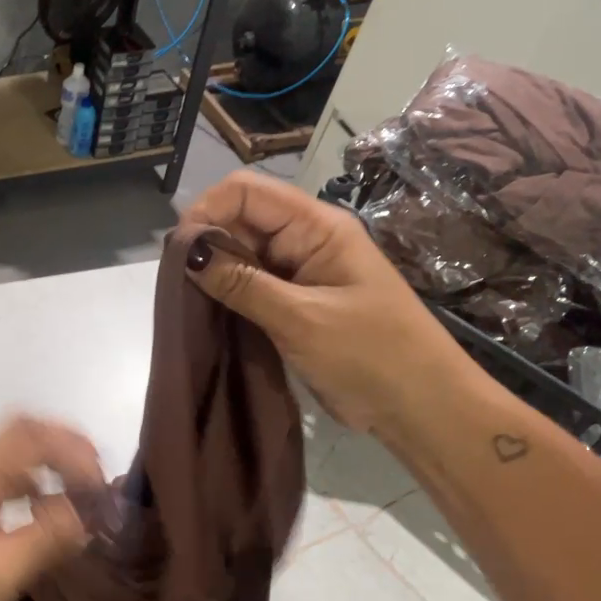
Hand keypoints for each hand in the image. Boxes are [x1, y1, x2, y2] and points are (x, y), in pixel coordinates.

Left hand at [0, 417, 103, 600]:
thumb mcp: (2, 571)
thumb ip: (48, 536)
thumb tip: (88, 512)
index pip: (29, 434)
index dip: (70, 445)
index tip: (101, 482)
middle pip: (21, 439)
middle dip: (63, 451)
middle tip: (97, 482)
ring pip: (14, 465)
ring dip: (50, 472)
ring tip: (83, 500)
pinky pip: (6, 490)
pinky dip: (35, 495)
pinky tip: (49, 523)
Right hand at [182, 171, 475, 433]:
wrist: (422, 409)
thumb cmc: (372, 356)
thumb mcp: (302, 319)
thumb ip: (242, 283)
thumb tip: (188, 252)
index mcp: (317, 227)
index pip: (246, 192)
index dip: (207, 211)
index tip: (181, 253)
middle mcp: (304, 240)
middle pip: (238, 218)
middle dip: (205, 242)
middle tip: (179, 284)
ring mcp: (297, 272)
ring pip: (239, 252)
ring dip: (212, 271)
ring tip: (188, 300)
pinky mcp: (291, 302)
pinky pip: (247, 284)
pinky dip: (224, 294)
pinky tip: (206, 312)